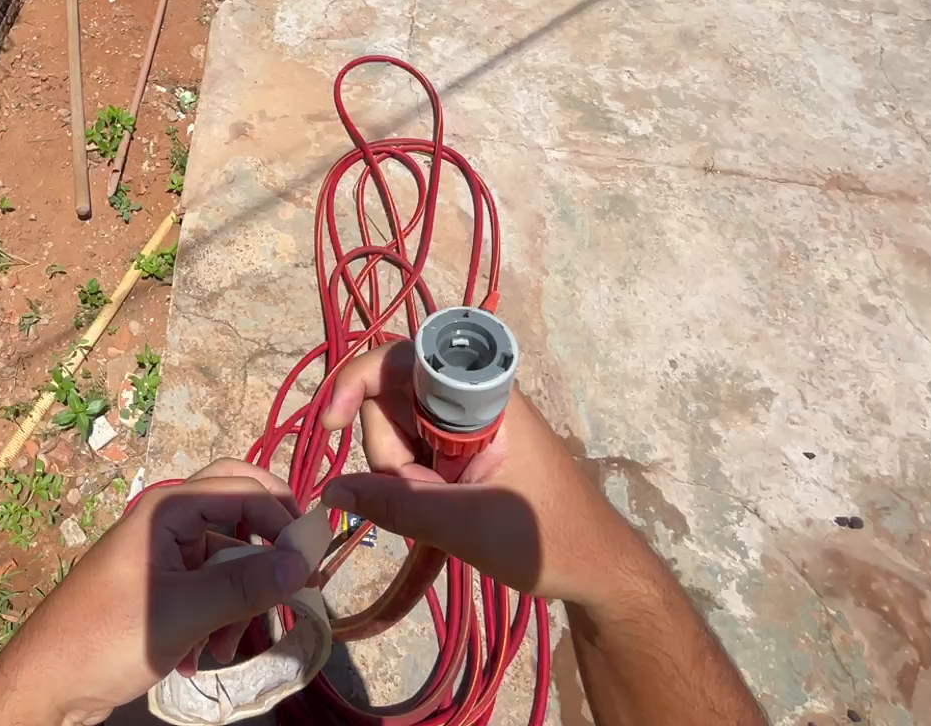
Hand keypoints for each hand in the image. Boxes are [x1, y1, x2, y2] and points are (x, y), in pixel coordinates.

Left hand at [0, 460, 311, 725]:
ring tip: (234, 646)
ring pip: (228, 554)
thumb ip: (245, 584)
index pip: (242, 488)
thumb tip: (304, 560)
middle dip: (269, 543)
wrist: (49, 683)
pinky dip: (221, 615)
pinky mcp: (165, 583)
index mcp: (169, 507)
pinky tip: (210, 655)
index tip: (313, 561)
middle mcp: (170, 519)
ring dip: (242, 596)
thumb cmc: (109, 635)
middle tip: (300, 573)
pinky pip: (211, 584)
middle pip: (236, 509)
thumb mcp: (184, 612)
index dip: (282, 518)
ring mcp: (167, 551)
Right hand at [317, 342, 661, 611]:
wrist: (601, 571)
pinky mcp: (459, 443)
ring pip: (393, 426)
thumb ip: (396, 505)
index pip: (400, 358)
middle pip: (387, 399)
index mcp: (479, 395)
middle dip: (388, 453)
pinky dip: (409, 478)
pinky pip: (410, 447)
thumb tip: (329, 490)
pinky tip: (438, 506)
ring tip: (442, 511)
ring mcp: (460, 420)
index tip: (330, 423)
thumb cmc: (547, 539)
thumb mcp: (466, 525)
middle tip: (424, 500)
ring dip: (399, 472)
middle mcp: (465, 396)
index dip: (356, 380)